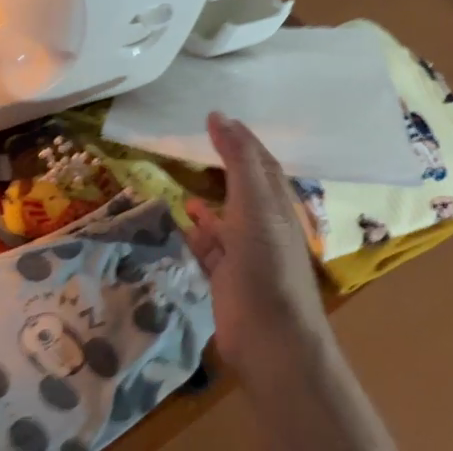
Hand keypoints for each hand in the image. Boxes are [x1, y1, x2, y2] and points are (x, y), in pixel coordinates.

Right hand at [182, 113, 329, 374]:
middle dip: (221, 167)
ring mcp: (245, 254)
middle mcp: (264, 227)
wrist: (271, 337)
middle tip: (190, 144)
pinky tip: (176, 221)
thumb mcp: (255, 204)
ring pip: (223, 219)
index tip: (217, 118)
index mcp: (278, 207)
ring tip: (175, 179)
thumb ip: (238, 160)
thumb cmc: (267, 264)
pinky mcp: (226, 277)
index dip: (243, 140)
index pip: (262, 164)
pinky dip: (193, 231)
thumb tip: (219, 115)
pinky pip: (206, 246)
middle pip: (242, 189)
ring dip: (204, 200)